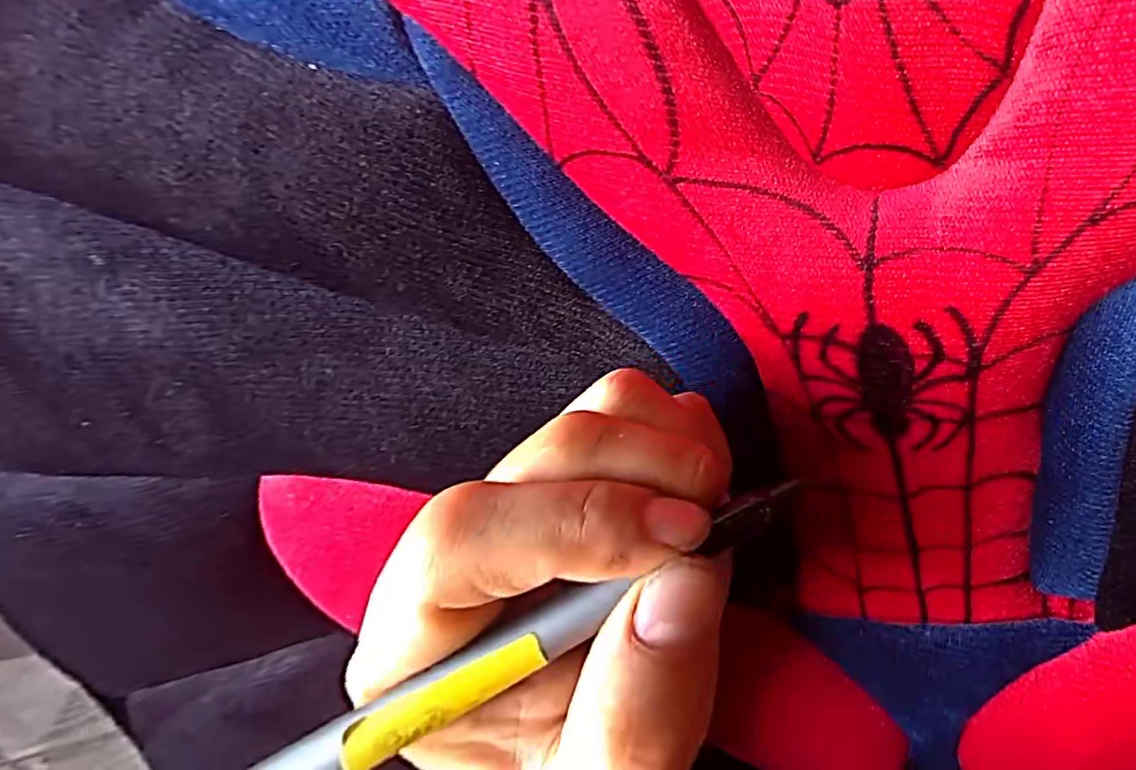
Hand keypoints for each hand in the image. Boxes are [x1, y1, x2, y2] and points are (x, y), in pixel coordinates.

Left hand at [344, 369, 733, 769]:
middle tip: (713, 519)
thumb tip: (689, 575)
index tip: (681, 540)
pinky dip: (684, 429)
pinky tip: (700, 485)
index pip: (459, 539)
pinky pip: (634, 403)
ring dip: (673, 446)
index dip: (579, 521)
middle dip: (649, 474)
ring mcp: (533, 492)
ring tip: (710, 506)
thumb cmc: (587, 763)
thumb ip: (636, 714)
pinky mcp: (588, 465)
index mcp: (422, 642)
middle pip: (548, 456)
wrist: (613, 733)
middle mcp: (471, 547)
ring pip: (596, 412)